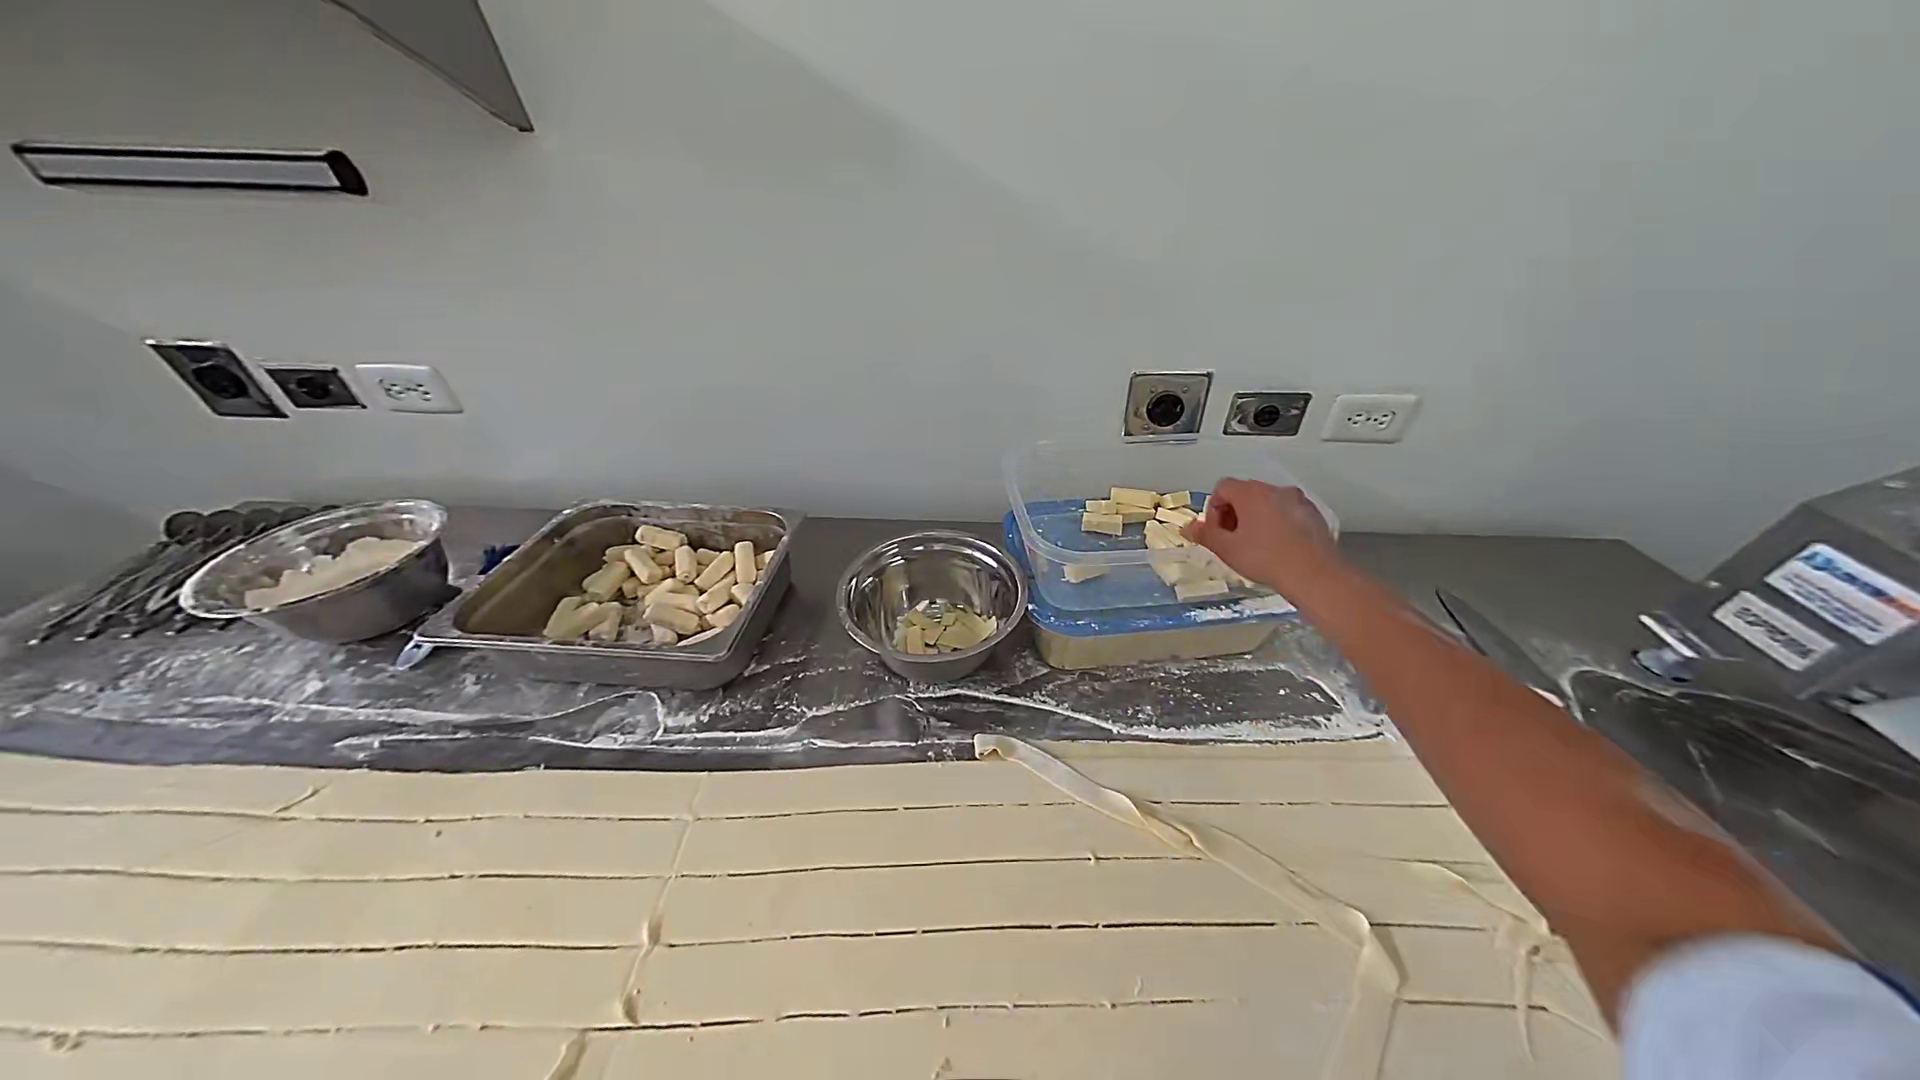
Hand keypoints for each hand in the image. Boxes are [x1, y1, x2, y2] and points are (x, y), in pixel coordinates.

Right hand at [1181, 478, 1341, 593]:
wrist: (1313, 574)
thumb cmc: (1266, 559)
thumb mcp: (1226, 549)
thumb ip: (1205, 534)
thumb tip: (1188, 528)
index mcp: (1251, 493)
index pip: (1222, 487)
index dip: (1213, 509)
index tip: (1217, 531)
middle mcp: (1275, 490)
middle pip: (1245, 492)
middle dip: (1234, 513)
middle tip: (1232, 540)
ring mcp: (1297, 500)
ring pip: (1267, 502)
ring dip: (1255, 518)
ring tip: (1254, 546)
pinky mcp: (1313, 514)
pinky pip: (1286, 511)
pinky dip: (1277, 523)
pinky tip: (1276, 547)